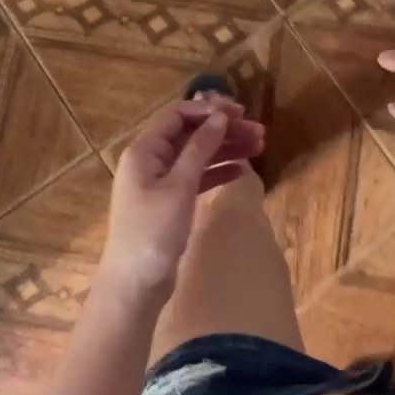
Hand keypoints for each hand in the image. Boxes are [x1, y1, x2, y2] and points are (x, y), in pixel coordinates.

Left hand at [100, 99, 266, 303]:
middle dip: (223, 130)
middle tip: (259, 133)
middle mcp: (150, 160)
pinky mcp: (170, 202)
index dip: (208, 109)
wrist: (135, 285)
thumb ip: (199, 149)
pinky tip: (242, 171)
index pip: (177, 115)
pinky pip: (196, 177)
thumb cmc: (153, 232)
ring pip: (197, 155)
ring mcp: (160, 182)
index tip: (239, 113)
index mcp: (144, 150)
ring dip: (225, 149)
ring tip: (259, 147)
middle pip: (190, 134)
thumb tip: (218, 117)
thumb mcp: (179, 187)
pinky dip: (218, 171)